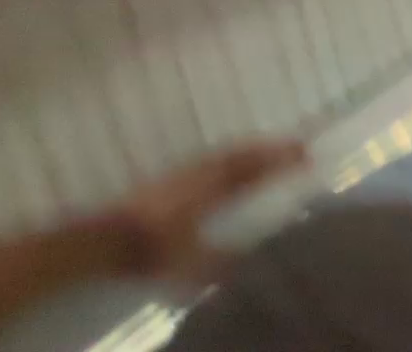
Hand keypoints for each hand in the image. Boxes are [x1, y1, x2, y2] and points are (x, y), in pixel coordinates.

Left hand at [115, 141, 304, 280]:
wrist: (100, 241)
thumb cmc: (153, 246)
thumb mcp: (189, 261)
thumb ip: (220, 262)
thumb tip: (251, 266)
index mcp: (222, 186)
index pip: (264, 167)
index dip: (289, 160)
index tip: (312, 156)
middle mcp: (209, 172)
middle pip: (249, 153)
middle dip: (276, 148)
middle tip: (299, 145)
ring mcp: (187, 171)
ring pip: (229, 152)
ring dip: (253, 147)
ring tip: (270, 147)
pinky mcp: (168, 176)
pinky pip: (211, 157)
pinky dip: (228, 154)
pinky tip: (228, 159)